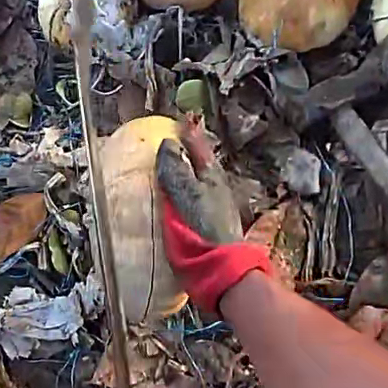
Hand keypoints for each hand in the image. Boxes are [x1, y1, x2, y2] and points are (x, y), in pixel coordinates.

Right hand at [155, 129, 243, 244]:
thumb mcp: (186, 194)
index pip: (198, 146)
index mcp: (211, 175)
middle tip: (172, 141)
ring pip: (198, 181)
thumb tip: (168, 143)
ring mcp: (214, 206)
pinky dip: (182, 193)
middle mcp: (216, 187)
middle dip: (187, 152)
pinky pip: (192, 200)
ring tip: (169, 168)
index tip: (178, 120)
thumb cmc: (202, 227)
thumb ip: (176, 169)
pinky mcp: (208, 224)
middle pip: (200, 163)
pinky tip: (173, 199)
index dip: (188, 132)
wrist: (219, 267)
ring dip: (185, 173)